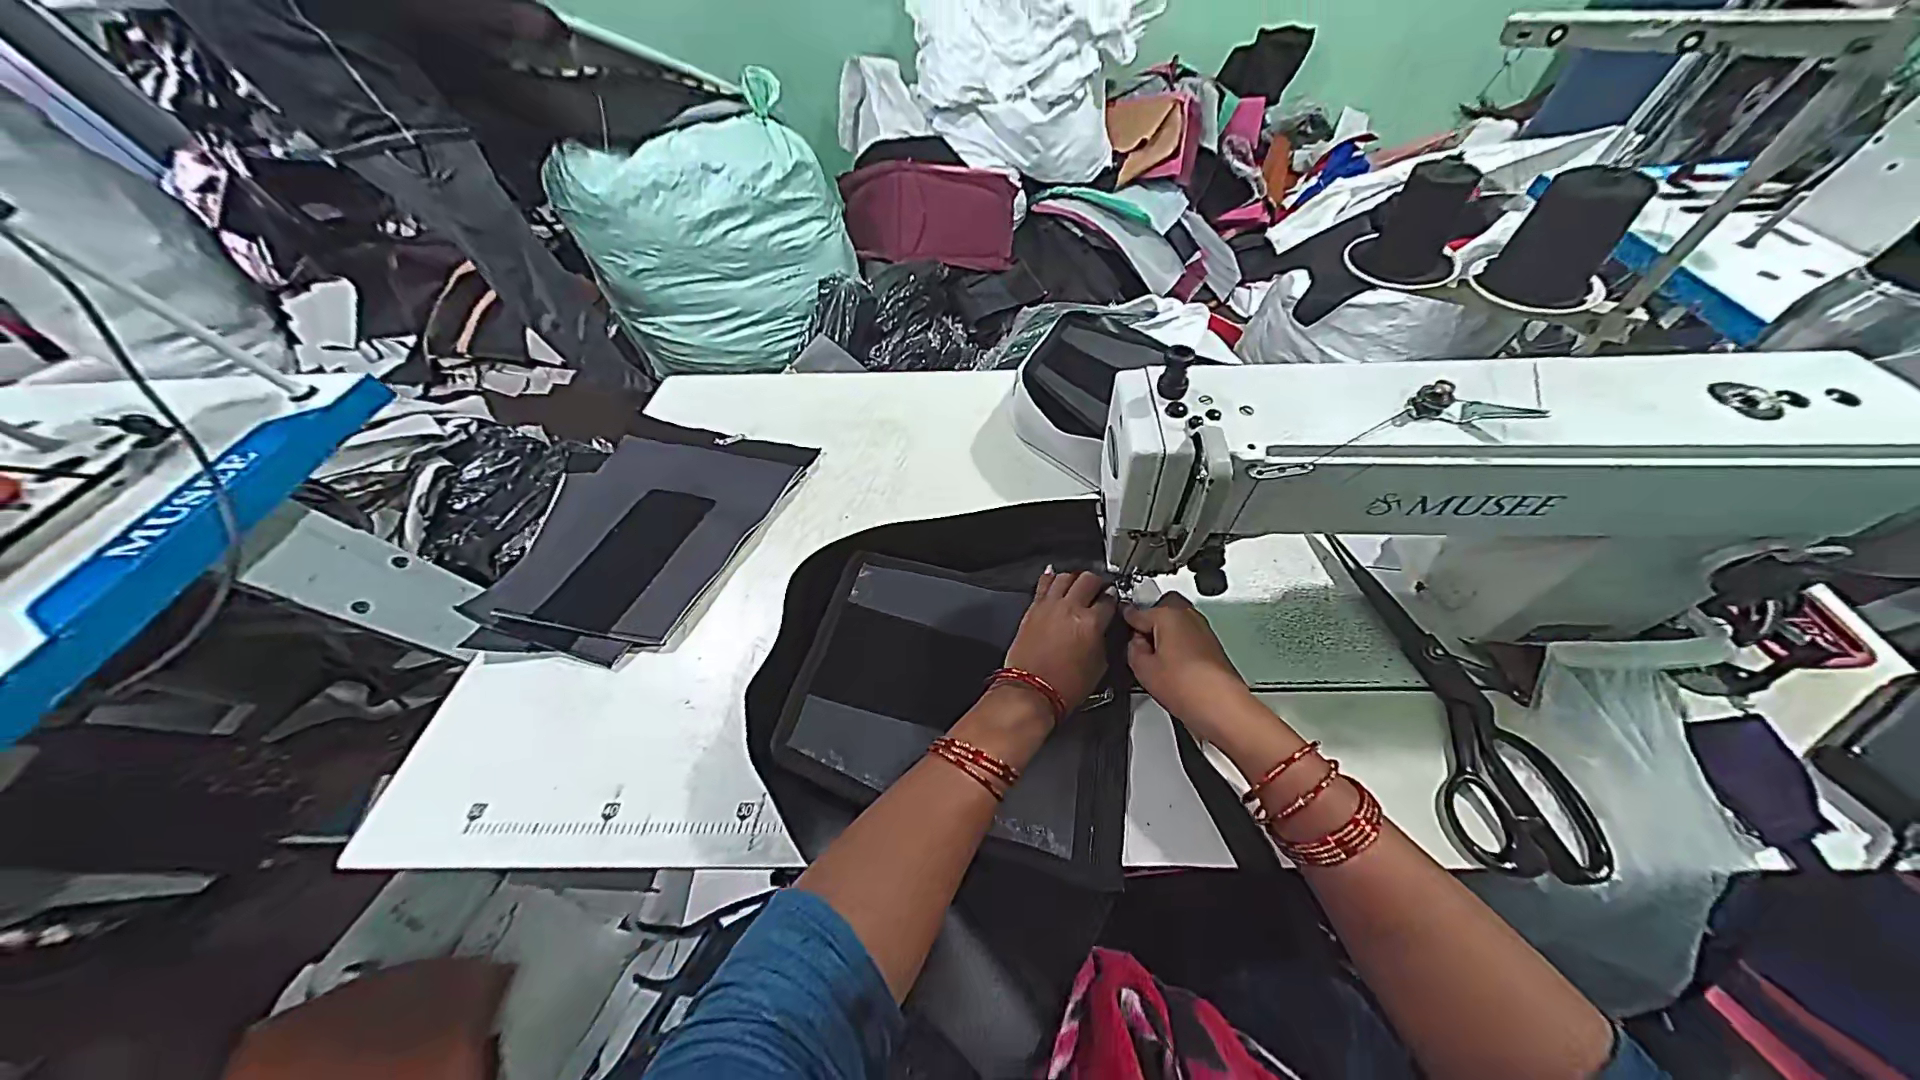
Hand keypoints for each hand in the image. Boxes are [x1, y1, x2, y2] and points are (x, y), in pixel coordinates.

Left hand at [1003, 570, 1116, 715]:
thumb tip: (1102, 632)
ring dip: (1075, 578)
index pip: (1109, 600)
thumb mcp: (1099, 666)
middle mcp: (1070, 609)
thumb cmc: (1062, 685)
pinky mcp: (1033, 609)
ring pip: (1065, 576)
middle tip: (1100, 588)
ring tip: (1078, 583)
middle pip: (1089, 579)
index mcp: (1091, 623)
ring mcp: (1049, 606)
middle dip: (1098, 582)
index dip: (1114, 599)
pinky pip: (1043, 584)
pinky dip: (1050, 577)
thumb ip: (1103, 641)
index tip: (1113, 601)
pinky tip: (1053, 576)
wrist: (1032, 691)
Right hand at [1124, 593, 1256, 742]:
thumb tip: (1135, 644)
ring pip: (1177, 624)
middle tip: (1140, 645)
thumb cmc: (1189, 687)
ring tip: (1158, 662)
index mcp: (1168, 614)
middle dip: (1149, 624)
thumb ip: (1131, 649)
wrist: (1221, 707)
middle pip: (1161, 610)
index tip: (1123, 630)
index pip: (1137, 612)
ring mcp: (1203, 630)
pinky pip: (1189, 638)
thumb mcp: (1142, 668)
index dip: (1126, 623)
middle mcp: (1189, 616)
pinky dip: (1179, 647)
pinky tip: (1174, 669)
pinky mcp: (1213, 646)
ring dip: (1165, 636)